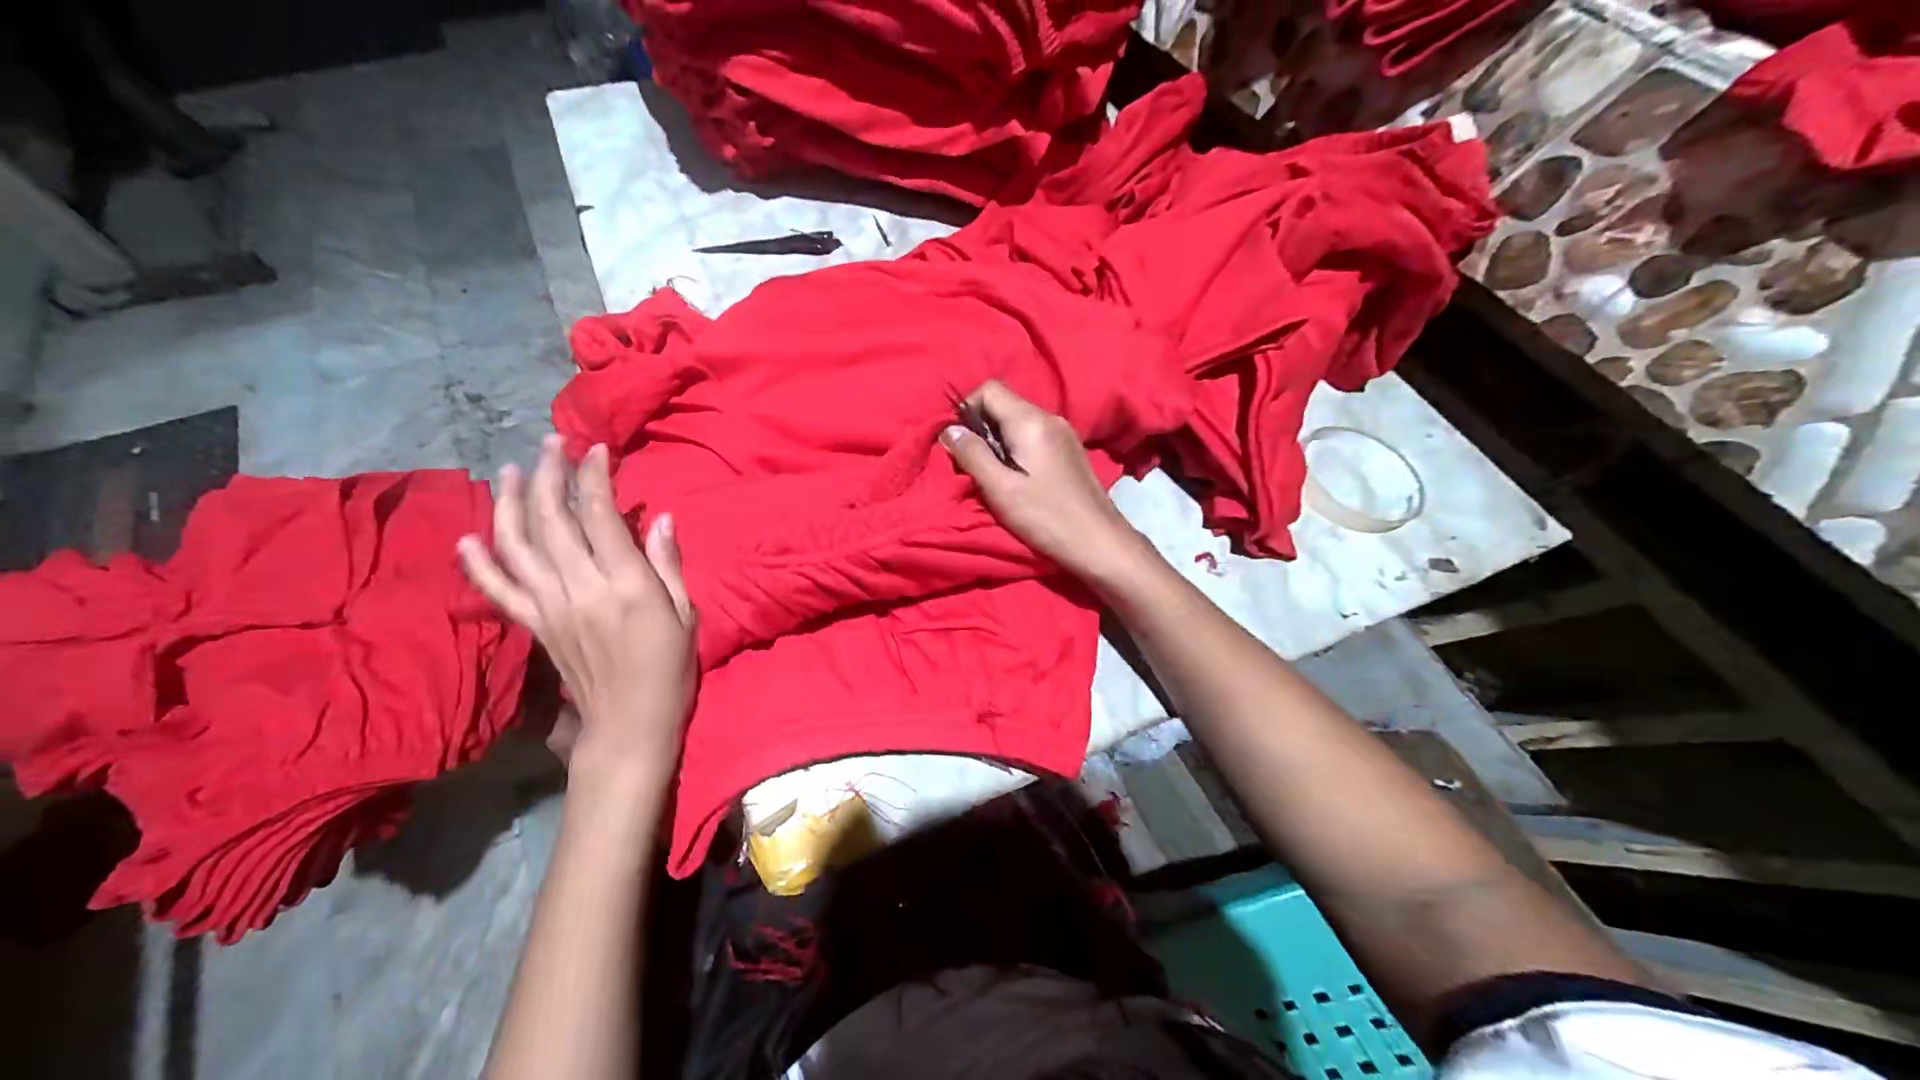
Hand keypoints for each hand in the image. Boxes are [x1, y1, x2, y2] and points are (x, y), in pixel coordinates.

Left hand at [458, 435, 696, 784]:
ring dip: (511, 504)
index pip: (600, 516)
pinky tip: (468, 537)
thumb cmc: (670, 669)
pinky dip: (479, 563)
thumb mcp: (685, 614)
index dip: (593, 477)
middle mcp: (581, 589)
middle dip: (549, 475)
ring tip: (510, 471)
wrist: (628, 725)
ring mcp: (550, 608)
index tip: (594, 448)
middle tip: (551, 443)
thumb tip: (660, 518)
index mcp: (626, 585)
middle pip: (552, 520)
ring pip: (519, 545)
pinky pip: (499, 590)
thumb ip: (668, 565)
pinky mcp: (534, 626)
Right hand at [940, 379, 1152, 585]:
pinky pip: (1034, 438)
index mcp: (1031, 421)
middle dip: (982, 429)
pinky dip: (1018, 451)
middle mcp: (1050, 418)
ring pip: (1019, 423)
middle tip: (976, 466)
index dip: (967, 410)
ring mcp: (1064, 434)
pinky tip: (1020, 481)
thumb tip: (948, 430)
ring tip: (996, 477)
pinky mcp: (1070, 452)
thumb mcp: (1000, 489)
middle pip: (1005, 404)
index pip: (989, 389)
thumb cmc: (1046, 517)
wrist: (1099, 542)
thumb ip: (972, 455)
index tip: (961, 444)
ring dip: (1000, 443)